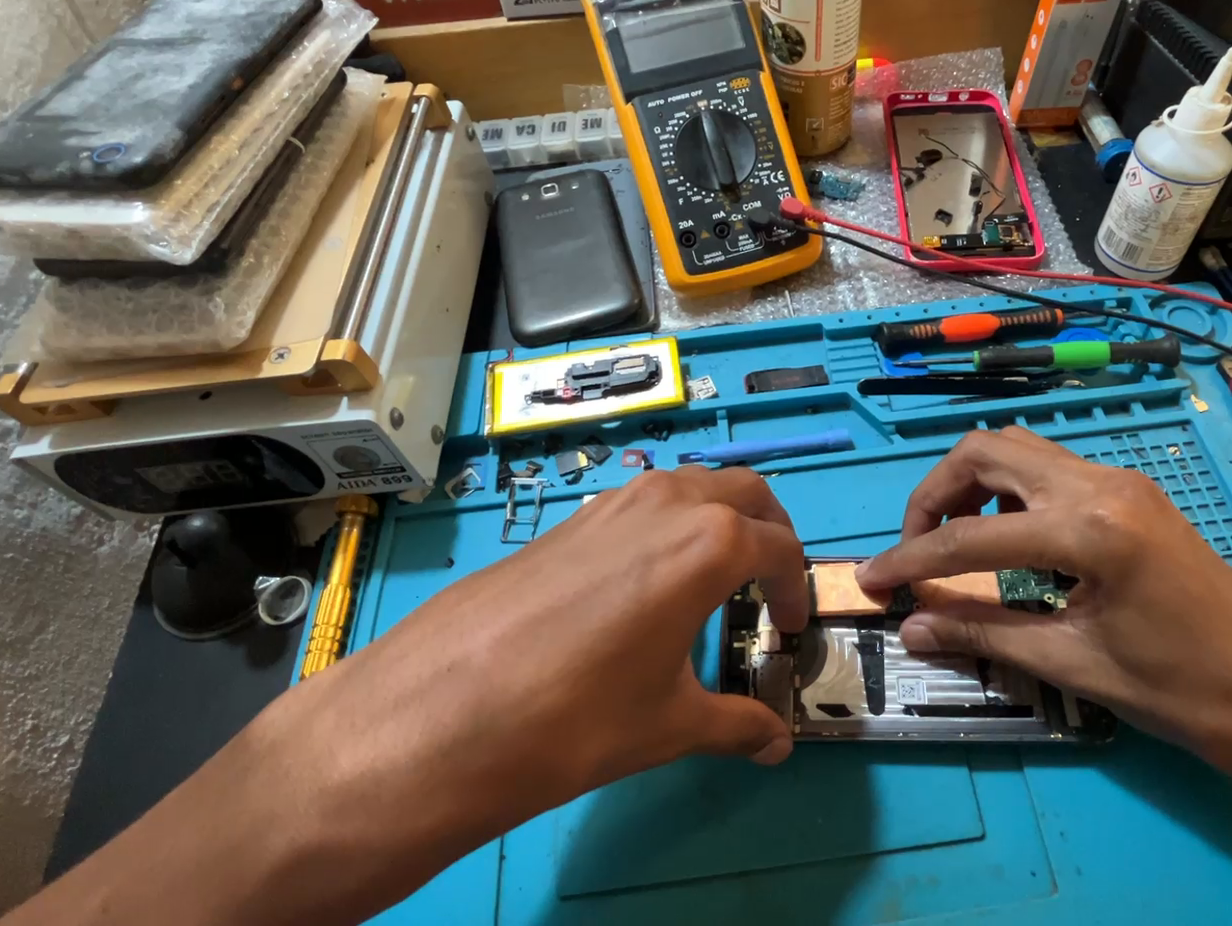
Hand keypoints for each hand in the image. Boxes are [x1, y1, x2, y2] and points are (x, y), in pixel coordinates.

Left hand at [189, 467, 806, 920]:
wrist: (438, 710)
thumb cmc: (576, 718)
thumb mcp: (668, 726)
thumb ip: (737, 726)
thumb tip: (777, 744)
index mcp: (709, 542)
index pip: (779, 548)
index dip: (792, 590)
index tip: (786, 629)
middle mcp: (666, 502)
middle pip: (745, 492)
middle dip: (770, 532)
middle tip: (766, 585)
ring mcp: (611, 501)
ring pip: (690, 487)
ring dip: (718, 520)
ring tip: (711, 581)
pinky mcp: (569, 517)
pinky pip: (641, 504)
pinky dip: (668, 526)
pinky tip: (642, 586)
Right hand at [856, 427, 1231, 774]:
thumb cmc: (1188, 694)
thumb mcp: (1074, 665)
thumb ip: (983, 634)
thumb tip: (910, 629)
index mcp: (1088, 529)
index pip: (969, 535)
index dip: (909, 561)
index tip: (870, 582)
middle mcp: (1099, 484)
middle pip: (985, 451)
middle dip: (933, 496)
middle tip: (915, 551)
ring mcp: (1119, 480)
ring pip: (1017, 448)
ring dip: (970, 485)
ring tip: (954, 542)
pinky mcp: (1131, 491)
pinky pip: (1049, 467)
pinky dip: (1009, 490)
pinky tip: (1009, 538)